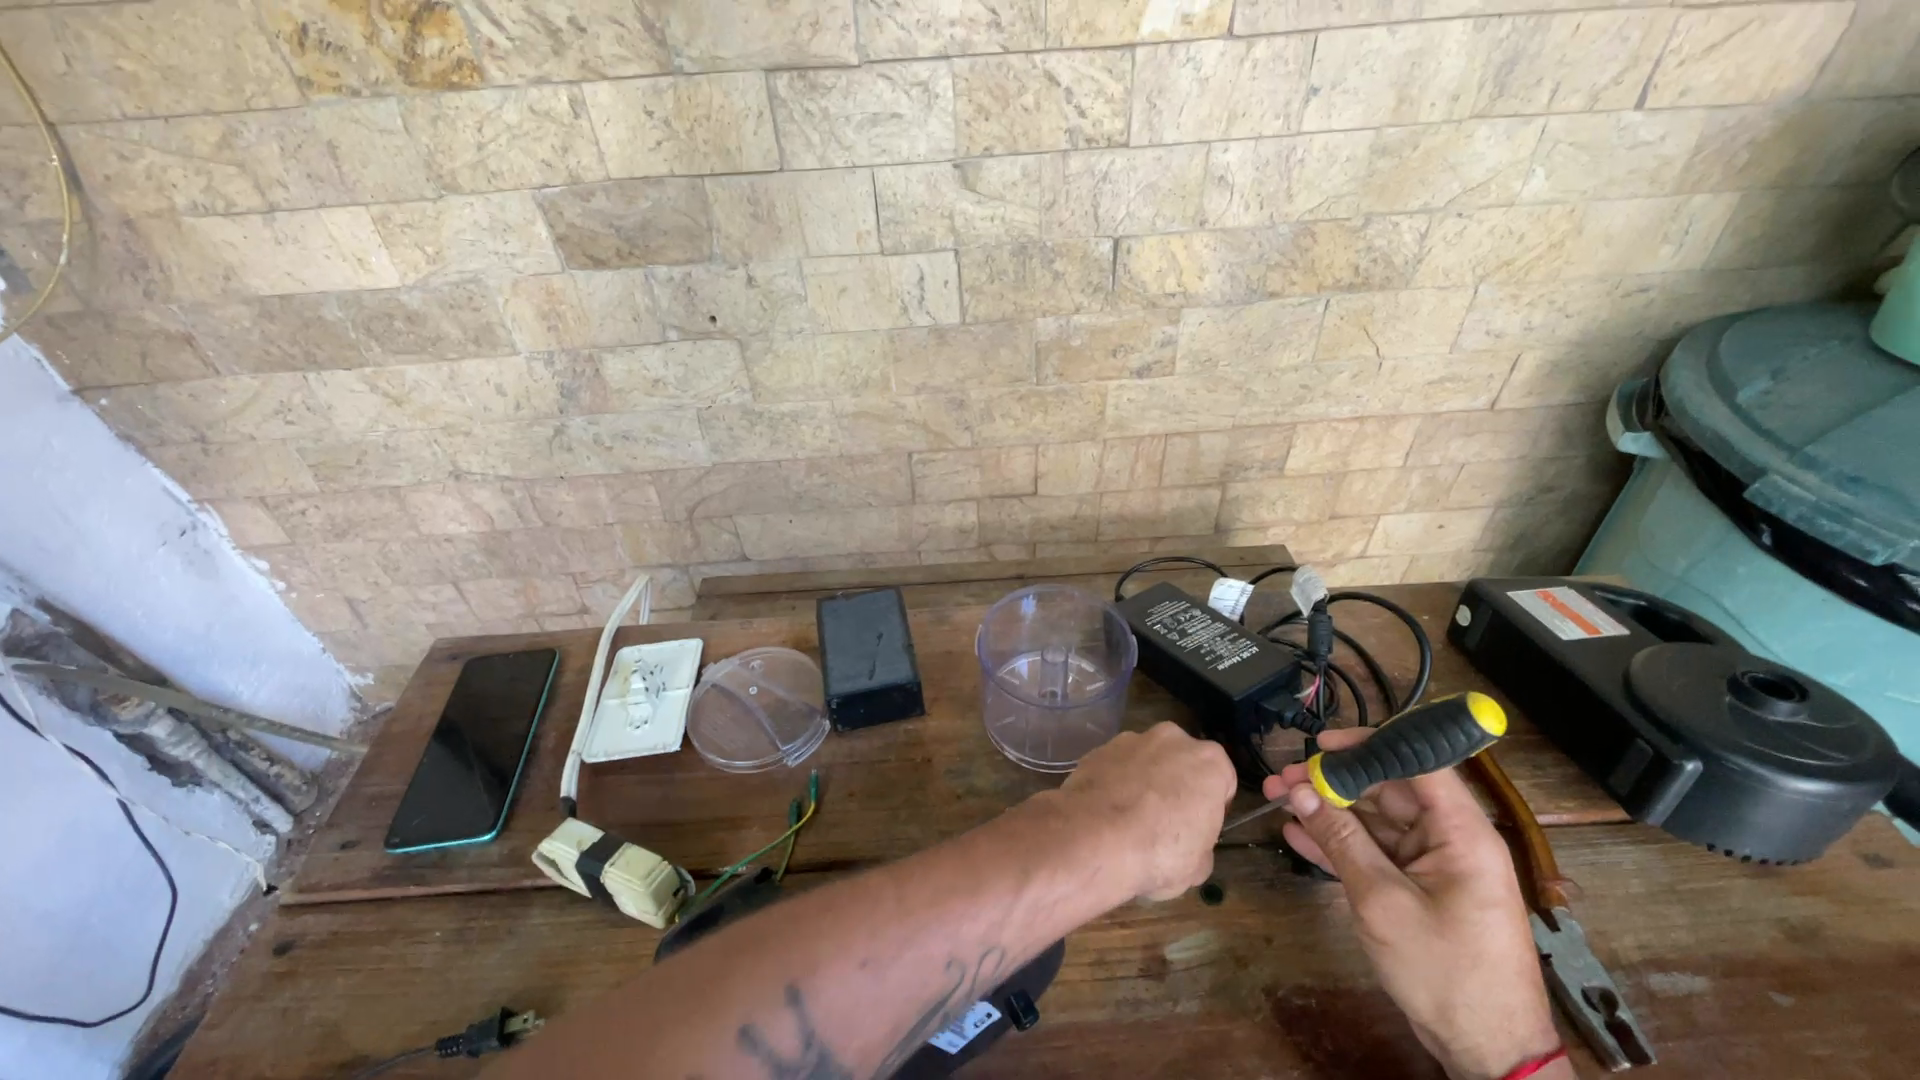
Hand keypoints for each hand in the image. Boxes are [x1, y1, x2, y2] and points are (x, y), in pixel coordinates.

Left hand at [1056, 722, 1235, 901]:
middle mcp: (1173, 739)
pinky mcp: (1098, 749)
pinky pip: (1114, 767)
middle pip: (1181, 763)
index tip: (1199, 828)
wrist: (1095, 839)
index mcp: (1210, 762)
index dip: (1212, 807)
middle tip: (1164, 822)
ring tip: (1128, 819)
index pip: (1222, 781)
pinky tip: (1104, 813)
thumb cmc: (1160, 852)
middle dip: (1176, 785)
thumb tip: (1190, 846)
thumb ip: (1201, 846)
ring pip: (1145, 761)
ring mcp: (1131, 740)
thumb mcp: (1198, 866)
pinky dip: (1113, 783)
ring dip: (1142, 781)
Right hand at [1265, 728, 1562, 1079]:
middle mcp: (1451, 840)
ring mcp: (1434, 865)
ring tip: (1278, 799)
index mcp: (1462, 833)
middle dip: (1334, 781)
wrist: (1488, 1049)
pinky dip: (1340, 844)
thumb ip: (1341, 840)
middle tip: (1283, 778)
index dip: (1370, 744)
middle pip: (1389, 790)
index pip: (1420, 762)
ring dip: (1328, 811)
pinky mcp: (1420, 889)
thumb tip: (1301, 792)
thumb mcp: (1382, 901)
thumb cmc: (1445, 972)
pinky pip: (1376, 852)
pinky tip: (1298, 835)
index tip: (1321, 746)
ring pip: (1376, 820)